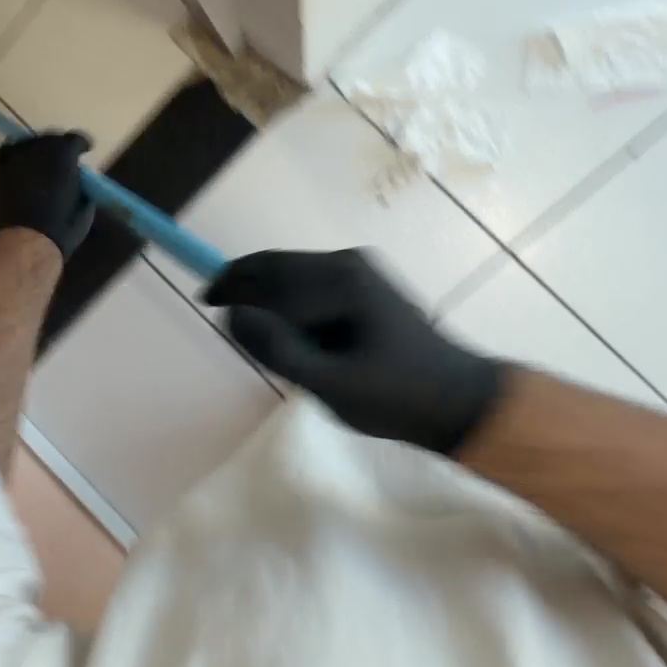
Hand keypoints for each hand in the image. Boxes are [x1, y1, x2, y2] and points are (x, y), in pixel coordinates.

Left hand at [0, 131, 95, 256]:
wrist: (25, 242)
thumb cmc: (60, 229)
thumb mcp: (84, 207)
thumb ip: (83, 187)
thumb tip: (79, 183)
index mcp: (64, 154)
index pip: (75, 139)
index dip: (82, 145)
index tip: (85, 152)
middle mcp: (39, 147)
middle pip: (52, 138)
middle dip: (59, 148)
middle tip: (62, 162)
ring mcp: (15, 155)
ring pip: (29, 143)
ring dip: (38, 151)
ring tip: (41, 164)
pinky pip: (8, 152)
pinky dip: (17, 156)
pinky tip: (21, 166)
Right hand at [203, 249, 502, 454]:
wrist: (460, 402)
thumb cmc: (397, 397)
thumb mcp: (330, 384)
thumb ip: (278, 350)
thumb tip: (232, 314)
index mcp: (342, 281)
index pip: (268, 276)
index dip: (231, 285)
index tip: (205, 302)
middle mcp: (348, 264)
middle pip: (277, 267)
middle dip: (248, 290)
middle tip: (227, 320)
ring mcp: (359, 271)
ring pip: (291, 277)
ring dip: (270, 302)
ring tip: (270, 346)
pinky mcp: (364, 285)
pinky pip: (309, 287)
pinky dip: (291, 308)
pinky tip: (298, 341)